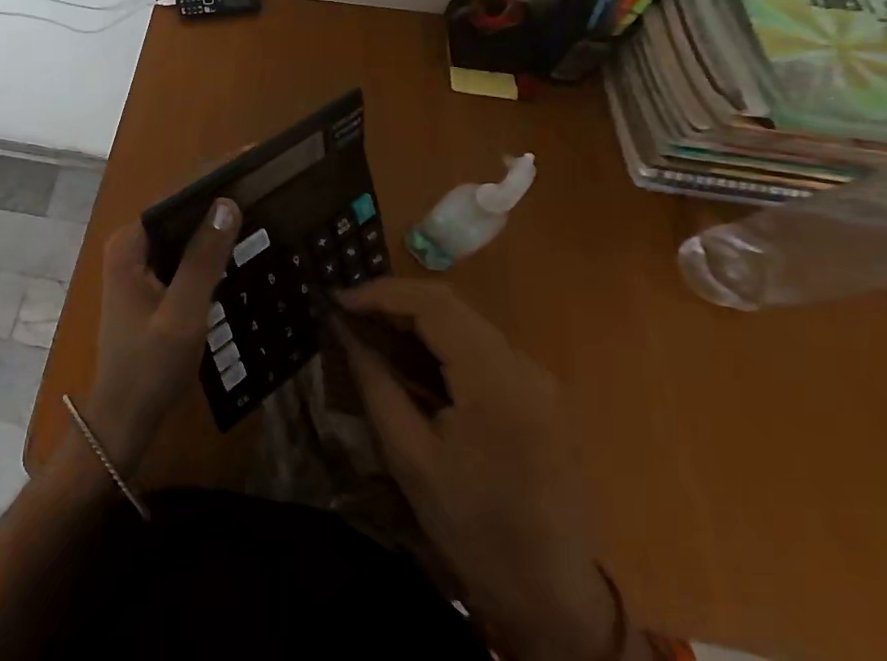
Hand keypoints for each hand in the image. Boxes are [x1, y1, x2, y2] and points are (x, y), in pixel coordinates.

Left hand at [81, 199, 240, 473]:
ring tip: (262, 200)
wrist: (126, 415)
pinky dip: (208, 247)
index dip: (213, 176)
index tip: (252, 159)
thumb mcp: (182, 314)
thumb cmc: (150, 367)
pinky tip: (238, 244)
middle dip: (217, 193)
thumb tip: (227, 204)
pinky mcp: (149, 284)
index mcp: (129, 245)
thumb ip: (203, 260)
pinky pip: (181, 254)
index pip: (174, 197)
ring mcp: (137, 266)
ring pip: (181, 232)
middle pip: (177, 210)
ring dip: (214, 220)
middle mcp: (129, 247)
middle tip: (267, 178)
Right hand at [334, 281, 619, 660]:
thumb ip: (375, 381)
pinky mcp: (538, 396)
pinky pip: (480, 349)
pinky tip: (408, 359)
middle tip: (346, 313)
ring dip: (414, 320)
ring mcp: (538, 381)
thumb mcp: (408, 454)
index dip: (380, 293)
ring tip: (367, 330)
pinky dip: (438, 343)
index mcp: (497, 382)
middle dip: (393, 302)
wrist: (550, 592)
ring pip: (466, 324)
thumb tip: (343, 330)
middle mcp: (526, 368)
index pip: (435, 306)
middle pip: (452, 307)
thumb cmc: (471, 524)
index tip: (336, 300)